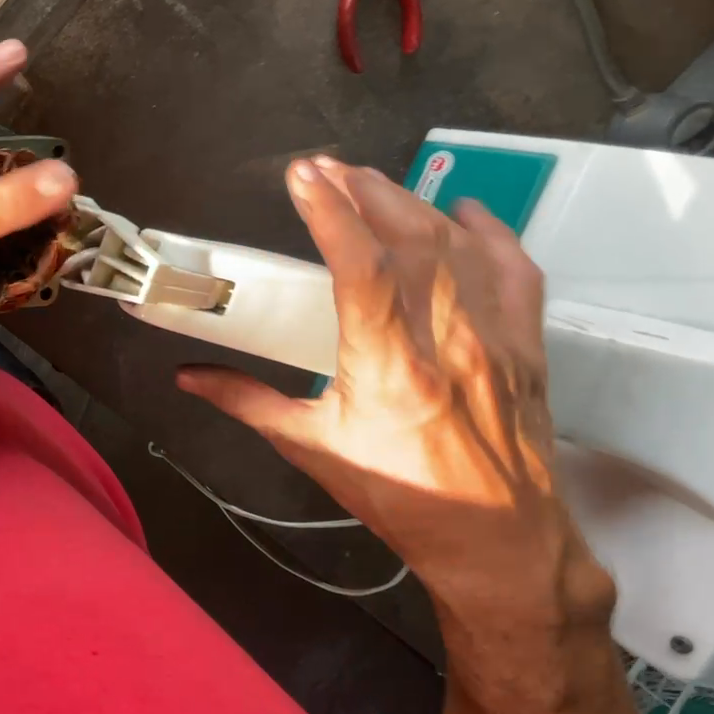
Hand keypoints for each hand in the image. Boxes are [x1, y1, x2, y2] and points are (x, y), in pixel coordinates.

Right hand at [176, 157, 608, 622]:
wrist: (501, 544)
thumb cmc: (397, 495)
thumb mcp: (310, 448)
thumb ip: (245, 401)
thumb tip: (185, 375)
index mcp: (387, 368)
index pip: (361, 270)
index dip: (331, 215)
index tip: (302, 177)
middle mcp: (448, 343)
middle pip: (413, 242)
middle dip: (366, 192)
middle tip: (324, 169)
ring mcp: (497, 341)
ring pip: (461, 247)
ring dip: (412, 203)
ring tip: (369, 179)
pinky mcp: (529, 347)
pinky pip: (518, 273)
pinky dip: (491, 232)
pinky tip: (463, 210)